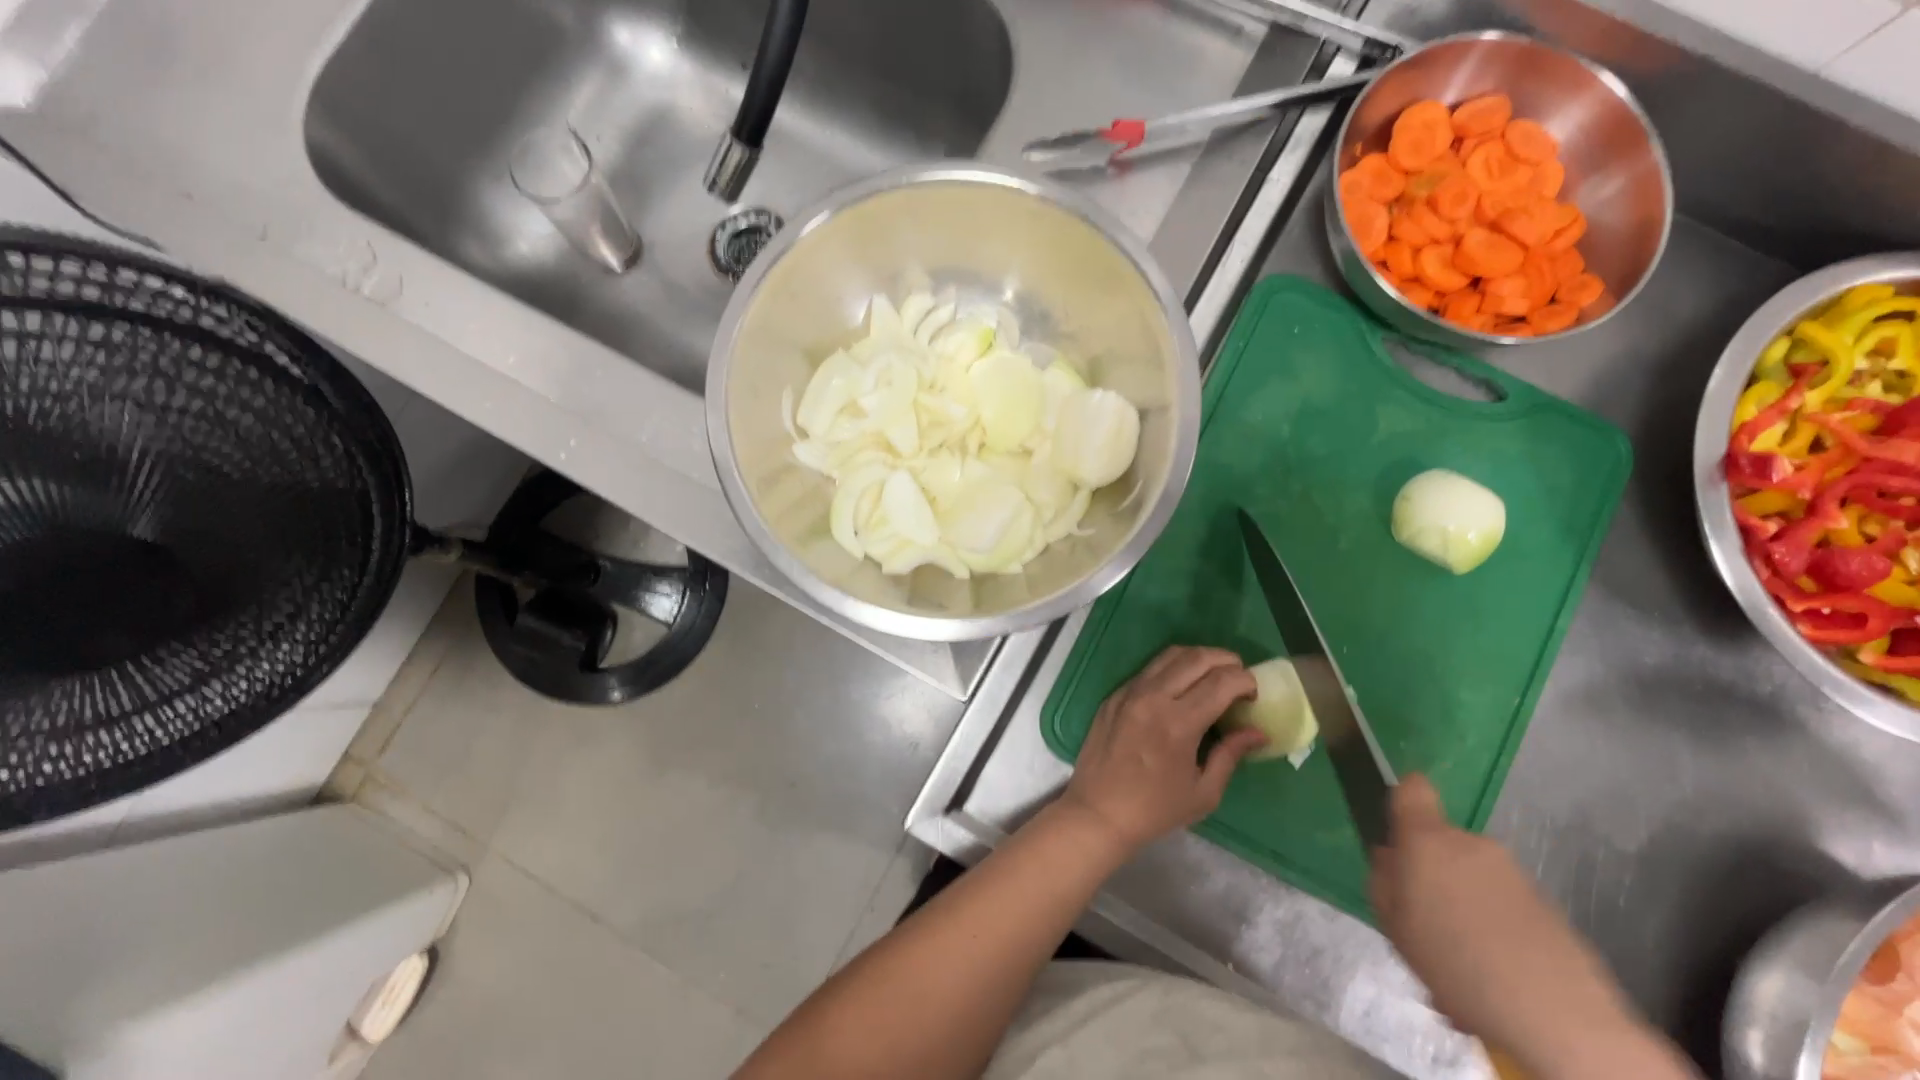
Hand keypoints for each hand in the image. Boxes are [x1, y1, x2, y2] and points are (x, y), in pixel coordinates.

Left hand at [1058, 646, 1266, 857]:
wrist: (1097, 813)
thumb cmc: (1154, 810)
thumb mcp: (1203, 792)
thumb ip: (1230, 755)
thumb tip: (1258, 732)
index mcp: (1178, 723)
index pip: (1222, 681)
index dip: (1246, 681)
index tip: (1254, 694)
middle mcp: (1153, 698)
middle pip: (1197, 658)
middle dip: (1226, 660)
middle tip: (1239, 676)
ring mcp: (1129, 693)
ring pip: (1170, 655)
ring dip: (1198, 658)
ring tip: (1213, 674)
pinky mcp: (1113, 696)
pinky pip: (1148, 670)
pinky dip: (1171, 669)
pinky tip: (1180, 688)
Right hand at [1370, 777, 1693, 1079]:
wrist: (1555, 1010)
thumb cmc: (1453, 961)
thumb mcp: (1394, 926)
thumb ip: (1384, 882)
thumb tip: (1390, 857)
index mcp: (1427, 841)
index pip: (1412, 790)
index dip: (1402, 801)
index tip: (1398, 835)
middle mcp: (1471, 844)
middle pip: (1441, 844)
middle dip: (1431, 875)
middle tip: (1424, 923)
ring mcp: (1512, 871)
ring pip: (1471, 878)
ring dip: (1461, 906)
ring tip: (1458, 959)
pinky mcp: (1543, 902)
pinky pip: (1499, 903)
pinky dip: (1490, 926)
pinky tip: (1489, 972)